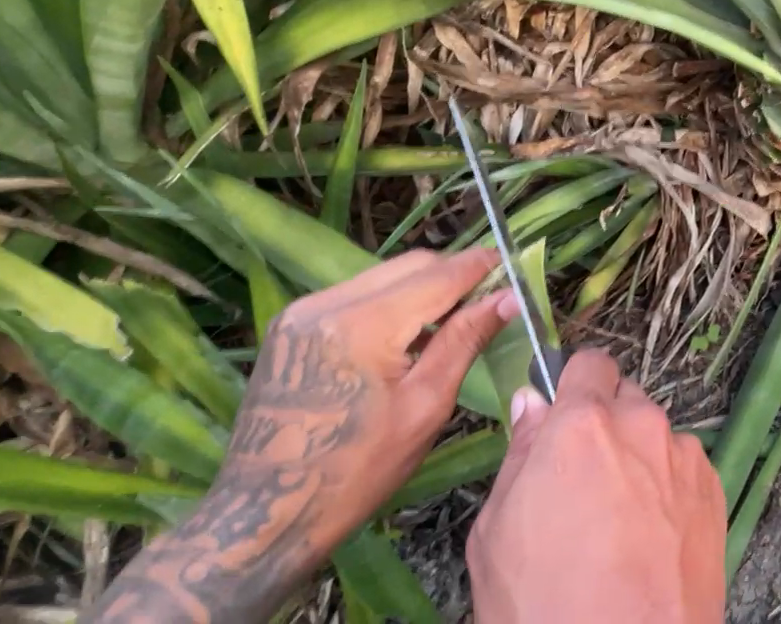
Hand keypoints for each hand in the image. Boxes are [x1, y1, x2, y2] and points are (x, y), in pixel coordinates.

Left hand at [91, 249, 514, 621]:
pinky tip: (408, 335)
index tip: (516, 263)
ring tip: (453, 320)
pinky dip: (392, 303)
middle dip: (455, 275)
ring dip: (425, 288)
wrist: (265, 516)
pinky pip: (358, 295)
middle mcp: (327, 304)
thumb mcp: (427, 404)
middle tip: (491, 299)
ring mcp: (302, 313)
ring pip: (385, 276)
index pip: (440, 275)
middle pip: (412, 266)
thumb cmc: (358, 469)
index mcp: (364, 324)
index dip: (482, 266)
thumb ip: (466, 339)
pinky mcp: (290, 327)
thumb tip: (510, 296)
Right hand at [469, 350, 725, 622]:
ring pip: (654, 434)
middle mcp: (641, 424)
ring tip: (618, 521)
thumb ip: (519, 454)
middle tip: (583, 480)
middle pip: (623, 398)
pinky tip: (650, 536)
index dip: (574, 385)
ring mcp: (683, 454)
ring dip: (637, 457)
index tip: (563, 413)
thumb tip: (532, 404)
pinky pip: (682, 467)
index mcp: (582, 426)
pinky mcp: (713, 485)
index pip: (588, 364)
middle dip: (604, 424)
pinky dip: (667, 486)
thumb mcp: (495, 534)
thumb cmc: (546, 607)